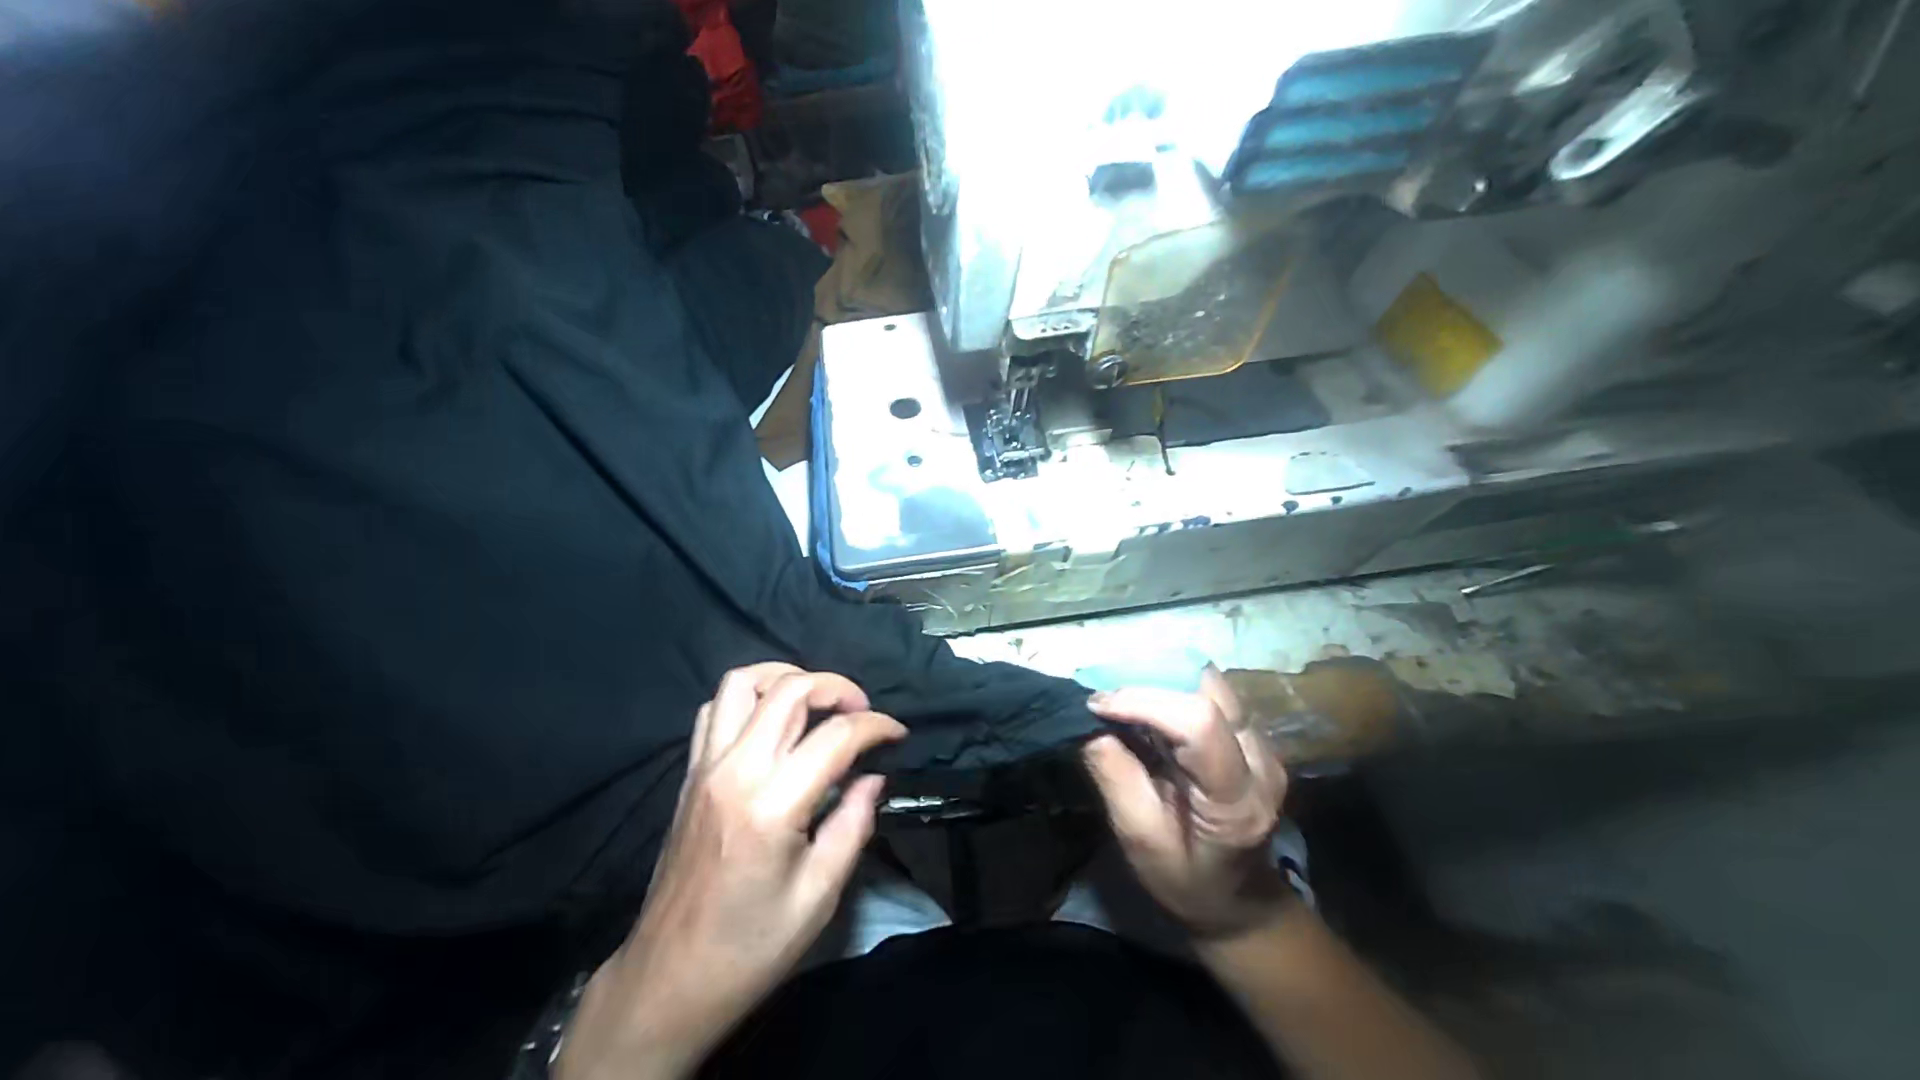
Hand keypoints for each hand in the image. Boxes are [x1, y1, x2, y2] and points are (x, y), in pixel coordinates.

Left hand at [557, 663, 905, 1079]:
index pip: (835, 736)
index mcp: (772, 805)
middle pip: (788, 690)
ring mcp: (704, 768)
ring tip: (817, 702)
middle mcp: (734, 771)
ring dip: (786, 678)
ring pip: (741, 684)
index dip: (876, 726)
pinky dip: (749, 698)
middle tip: (862, 712)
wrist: (668, 980)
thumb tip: (873, 779)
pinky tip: (772, 723)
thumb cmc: (750, 948)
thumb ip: (852, 826)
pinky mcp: (688, 775)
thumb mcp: (818, 897)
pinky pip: (714, 710)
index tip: (897, 735)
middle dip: (836, 687)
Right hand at [1081, 667, 1292, 939]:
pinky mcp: (1253, 736)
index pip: (1199, 723)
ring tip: (1122, 697)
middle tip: (1105, 695)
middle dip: (1150, 681)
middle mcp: (1262, 761)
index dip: (1144, 701)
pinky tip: (1146, 705)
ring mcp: (1264, 745)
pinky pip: (1211, 693)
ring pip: (1211, 683)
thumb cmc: (1185, 878)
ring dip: (1161, 680)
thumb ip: (1116, 778)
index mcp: (1236, 800)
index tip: (1097, 705)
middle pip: (1209, 691)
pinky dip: (1172, 688)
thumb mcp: (1140, 839)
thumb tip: (1090, 724)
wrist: (1237, 897)